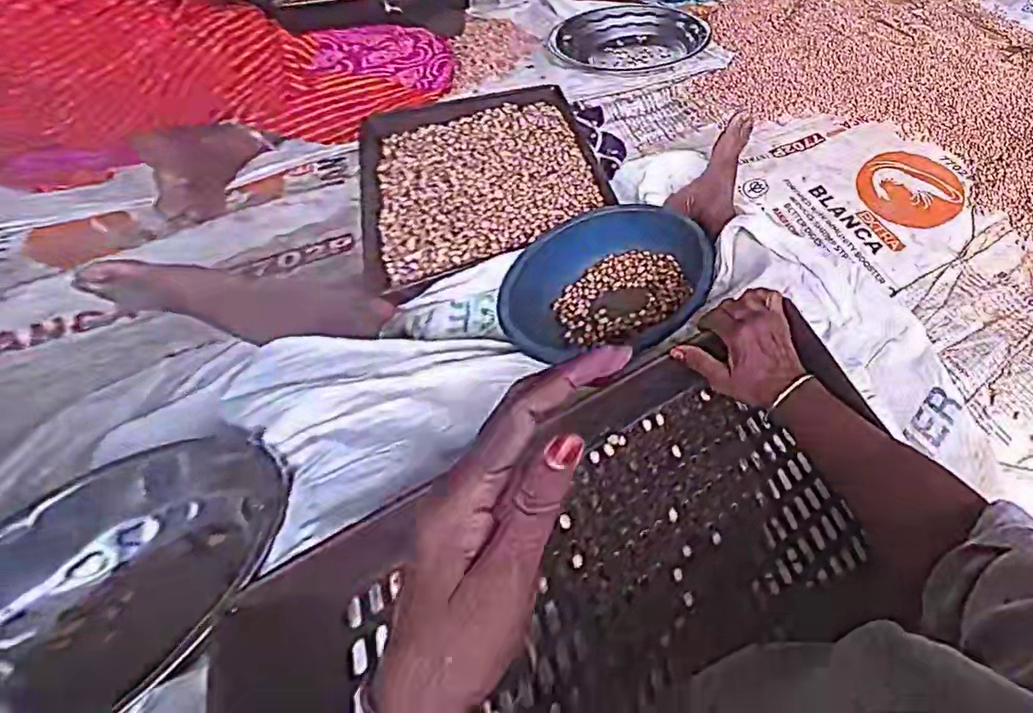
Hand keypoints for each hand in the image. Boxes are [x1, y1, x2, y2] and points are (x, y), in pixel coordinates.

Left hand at [371, 345, 630, 712]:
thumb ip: (537, 500)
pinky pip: (512, 449)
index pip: (520, 417)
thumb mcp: (506, 573)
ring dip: (556, 391)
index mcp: (461, 498)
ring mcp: (461, 501)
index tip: (610, 356)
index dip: (568, 377)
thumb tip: (569, 437)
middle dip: (564, 374)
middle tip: (614, 355)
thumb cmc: (457, 648)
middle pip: (511, 411)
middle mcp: (455, 491)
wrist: (416, 704)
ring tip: (598, 373)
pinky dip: (545, 420)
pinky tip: (564, 419)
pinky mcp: (472, 514)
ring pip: (512, 426)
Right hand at [671, 289, 803, 406]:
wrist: (786, 387)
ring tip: (734, 314)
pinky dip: (762, 295)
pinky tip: (756, 302)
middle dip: (719, 312)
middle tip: (716, 324)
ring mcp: (769, 317)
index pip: (714, 316)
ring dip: (738, 302)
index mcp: (737, 335)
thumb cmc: (758, 385)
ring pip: (748, 296)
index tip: (704, 328)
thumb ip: (700, 362)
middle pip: (729, 304)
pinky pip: (772, 296)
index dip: (705, 321)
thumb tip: (679, 351)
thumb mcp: (722, 380)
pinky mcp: (781, 318)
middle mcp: (753, 321)